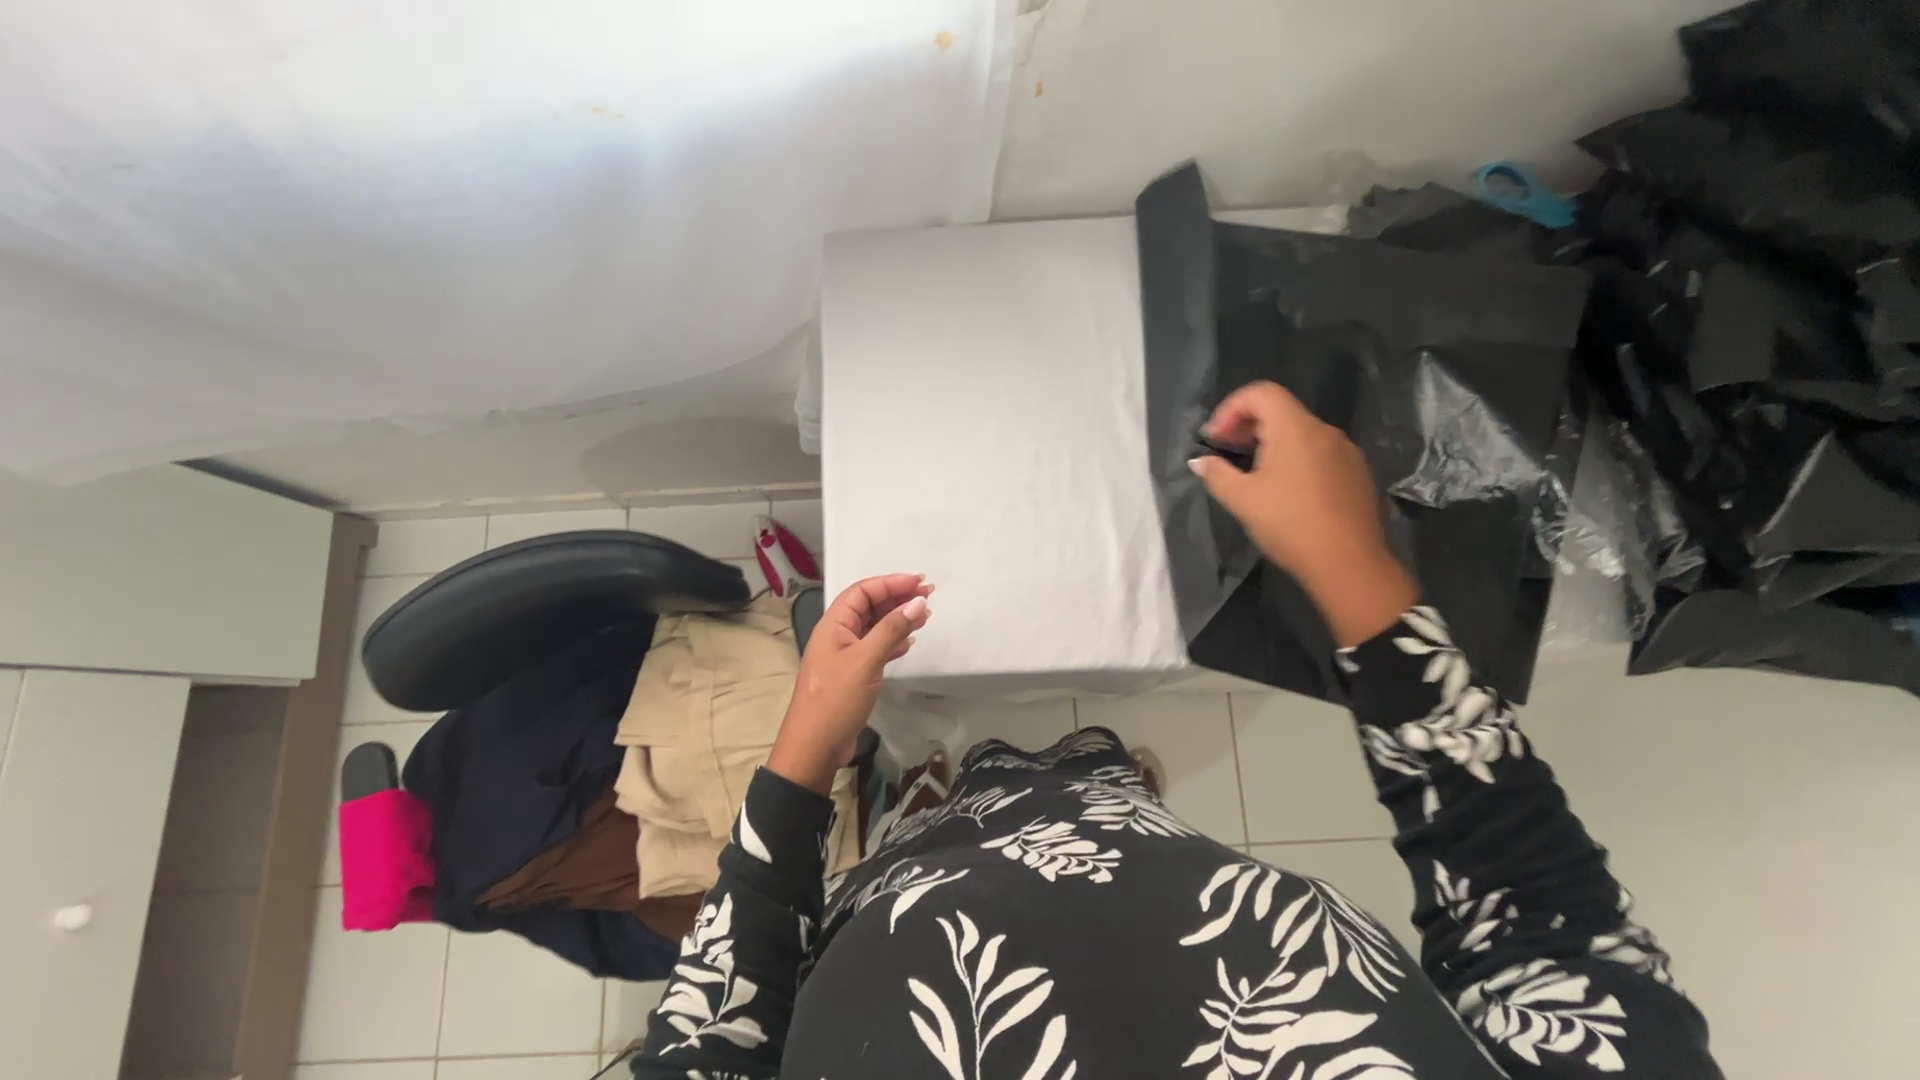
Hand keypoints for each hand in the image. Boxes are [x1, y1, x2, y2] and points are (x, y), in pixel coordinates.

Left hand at [767, 574, 933, 793]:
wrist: (815, 747)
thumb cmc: (835, 700)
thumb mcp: (866, 660)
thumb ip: (892, 629)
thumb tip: (918, 602)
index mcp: (833, 625)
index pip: (863, 591)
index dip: (891, 583)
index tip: (919, 583)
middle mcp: (838, 635)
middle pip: (869, 606)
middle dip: (897, 598)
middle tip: (928, 595)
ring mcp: (844, 656)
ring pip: (874, 627)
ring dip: (898, 619)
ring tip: (925, 616)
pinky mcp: (853, 675)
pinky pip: (875, 648)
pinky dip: (892, 642)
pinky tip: (909, 642)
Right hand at [1188, 380, 1417, 647]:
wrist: (1349, 563)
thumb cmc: (1289, 524)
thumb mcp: (1242, 500)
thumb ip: (1217, 474)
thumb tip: (1200, 462)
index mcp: (1295, 429)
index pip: (1261, 393)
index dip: (1231, 408)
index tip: (1216, 439)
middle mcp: (1324, 431)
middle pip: (1281, 411)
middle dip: (1248, 427)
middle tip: (1227, 454)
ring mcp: (1346, 452)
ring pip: (1302, 434)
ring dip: (1272, 445)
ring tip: (1254, 476)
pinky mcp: (1358, 473)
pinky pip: (1320, 454)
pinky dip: (1297, 460)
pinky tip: (1288, 493)